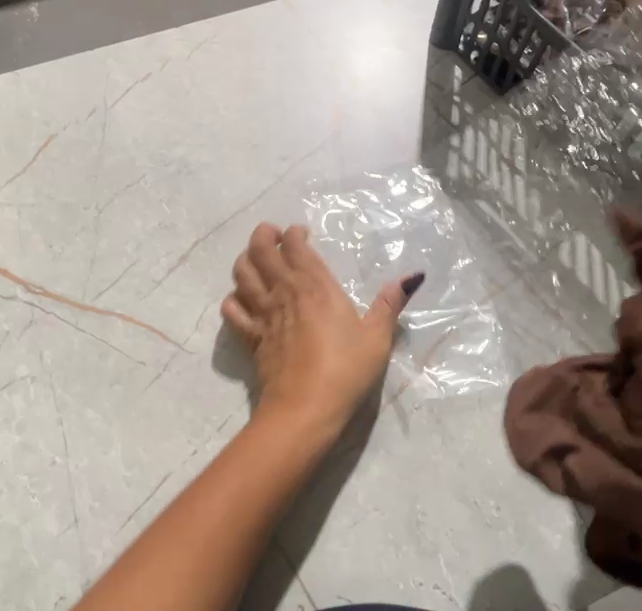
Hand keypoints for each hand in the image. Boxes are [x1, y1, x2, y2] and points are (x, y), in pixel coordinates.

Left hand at [220, 223, 421, 441]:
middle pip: (260, 249)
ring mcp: (263, 313)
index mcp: (315, 285)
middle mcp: (284, 291)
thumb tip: (410, 278)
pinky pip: (231, 309)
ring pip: (242, 273)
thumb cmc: (345, 370)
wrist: (305, 408)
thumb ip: (389, 305)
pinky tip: (243, 300)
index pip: (294, 245)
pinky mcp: (250, 337)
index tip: (301, 233)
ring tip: (257, 261)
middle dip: (264, 234)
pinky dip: (234, 298)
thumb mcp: (377, 337)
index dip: (294, 233)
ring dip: (246, 259)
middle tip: (274, 235)